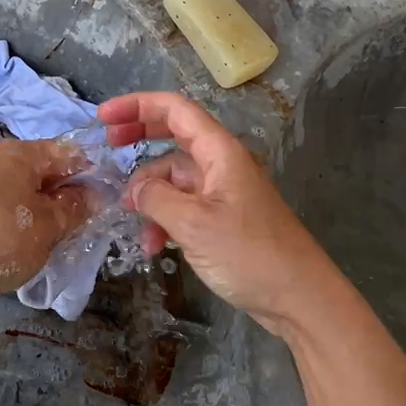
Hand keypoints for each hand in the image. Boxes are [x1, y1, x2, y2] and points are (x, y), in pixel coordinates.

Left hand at [0, 139, 92, 301]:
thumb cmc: (2, 237)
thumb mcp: (49, 225)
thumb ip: (76, 207)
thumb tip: (95, 194)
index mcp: (23, 152)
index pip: (68, 152)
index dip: (91, 172)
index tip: (108, 197)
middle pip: (44, 169)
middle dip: (66, 193)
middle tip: (85, 223)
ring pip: (24, 188)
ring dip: (43, 208)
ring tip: (57, 237)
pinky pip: (5, 204)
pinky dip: (20, 218)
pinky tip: (25, 243)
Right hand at [100, 92, 332, 334]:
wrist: (301, 300)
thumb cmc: (250, 254)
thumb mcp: (194, 224)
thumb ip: (156, 198)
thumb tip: (134, 190)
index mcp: (220, 150)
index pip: (174, 109)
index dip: (137, 105)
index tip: (103, 117)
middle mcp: (222, 162)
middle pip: (174, 133)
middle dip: (139, 136)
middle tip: (108, 144)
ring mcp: (224, 190)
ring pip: (175, 176)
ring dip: (150, 193)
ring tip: (131, 219)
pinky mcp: (224, 217)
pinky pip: (185, 204)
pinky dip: (165, 218)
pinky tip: (155, 246)